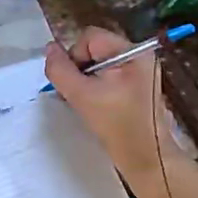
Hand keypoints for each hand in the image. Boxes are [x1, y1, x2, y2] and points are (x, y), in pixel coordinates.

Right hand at [44, 28, 185, 187]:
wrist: (147, 159)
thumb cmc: (116, 126)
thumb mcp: (81, 96)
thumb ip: (60, 69)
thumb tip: (50, 49)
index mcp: (132, 51)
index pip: (89, 37)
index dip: (75, 57)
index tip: (76, 85)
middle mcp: (140, 55)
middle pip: (95, 48)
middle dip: (81, 69)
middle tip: (80, 95)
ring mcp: (142, 70)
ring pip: (100, 63)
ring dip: (88, 80)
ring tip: (90, 102)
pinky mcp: (140, 85)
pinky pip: (111, 75)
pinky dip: (99, 86)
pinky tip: (99, 105)